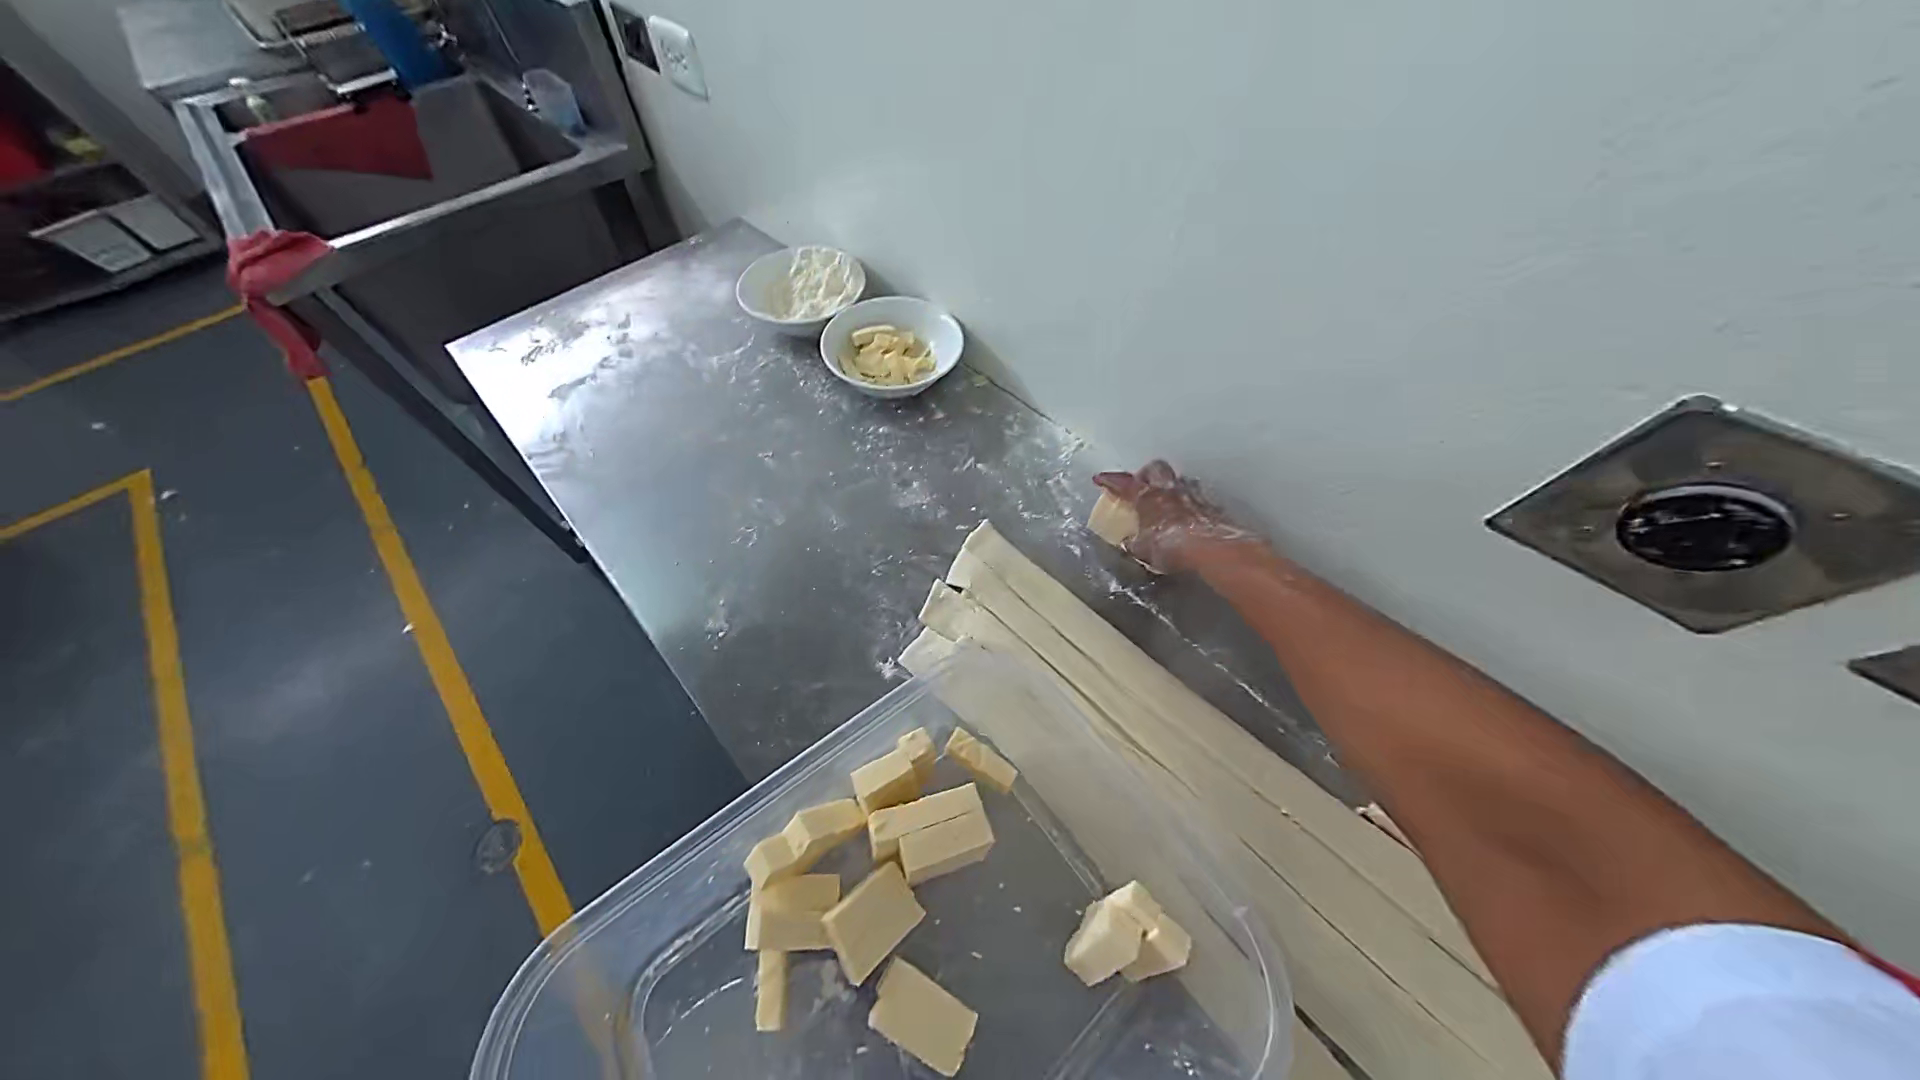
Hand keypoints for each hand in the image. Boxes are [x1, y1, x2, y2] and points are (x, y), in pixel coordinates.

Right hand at [1092, 461, 1268, 573]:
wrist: (1211, 551)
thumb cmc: (1171, 547)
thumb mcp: (1143, 550)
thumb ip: (1134, 542)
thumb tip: (1129, 542)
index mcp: (1146, 497)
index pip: (1123, 483)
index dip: (1110, 481)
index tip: (1100, 479)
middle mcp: (1168, 490)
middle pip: (1154, 469)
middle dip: (1144, 474)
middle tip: (1139, 485)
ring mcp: (1191, 495)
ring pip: (1177, 480)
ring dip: (1168, 487)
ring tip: (1164, 499)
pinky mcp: (1210, 506)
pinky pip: (1195, 496)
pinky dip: (1187, 502)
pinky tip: (1186, 514)